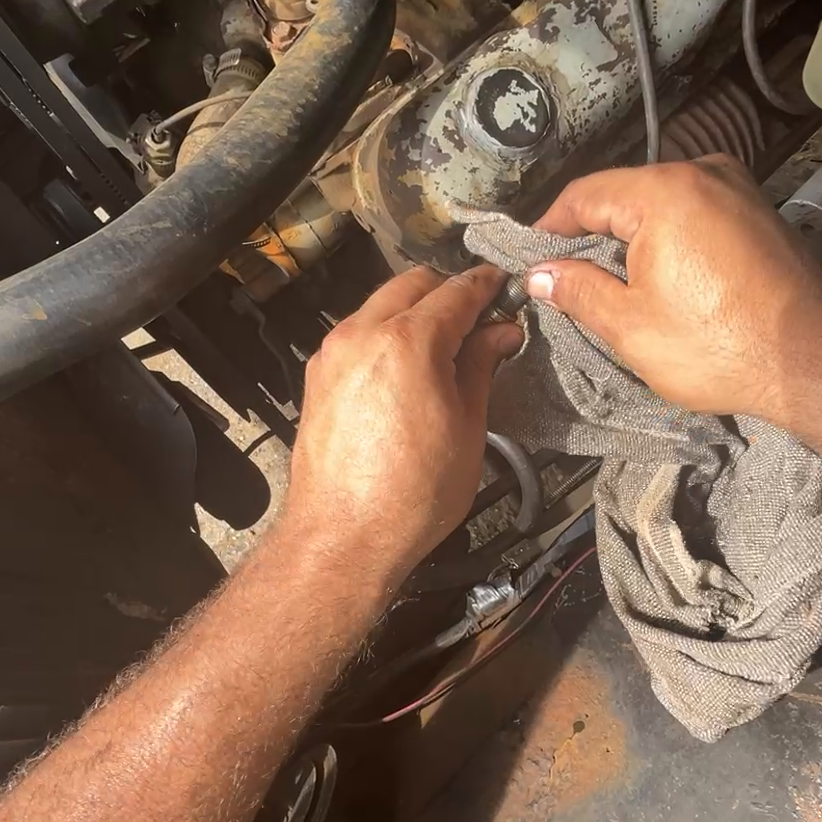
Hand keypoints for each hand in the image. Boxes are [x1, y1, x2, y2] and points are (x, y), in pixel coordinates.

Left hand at [280, 265, 522, 586]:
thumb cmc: (411, 495)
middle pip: (413, 283)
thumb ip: (481, 367)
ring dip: (414, 311)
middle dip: (448, 292)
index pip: (457, 292)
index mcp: (408, 343)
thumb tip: (500, 333)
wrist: (344, 537)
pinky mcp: (318, 375)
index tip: (503, 288)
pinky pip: (357, 333)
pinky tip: (406, 368)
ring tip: (443, 348)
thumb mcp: (468, 428)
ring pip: (380, 304)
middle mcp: (362, 335)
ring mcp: (333, 353)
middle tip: (478, 321)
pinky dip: (385, 334)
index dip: (487, 286)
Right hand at [529, 157, 821, 422]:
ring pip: (660, 205)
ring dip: (629, 239)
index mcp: (663, 192)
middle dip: (590, 235)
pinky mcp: (757, 213)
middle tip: (565, 278)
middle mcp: (702, 174)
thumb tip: (540, 274)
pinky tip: (660, 278)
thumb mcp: (630, 325)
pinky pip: (694, 215)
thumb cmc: (717, 345)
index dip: (549, 227)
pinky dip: (667, 239)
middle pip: (623, 195)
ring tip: (610, 284)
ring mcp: (736, 189)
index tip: (530, 258)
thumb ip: (578, 290)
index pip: (584, 195)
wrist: (814, 361)